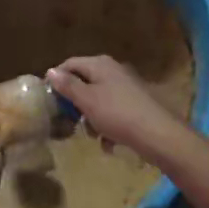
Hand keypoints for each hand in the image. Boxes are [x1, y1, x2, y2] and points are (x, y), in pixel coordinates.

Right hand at [46, 56, 193, 165]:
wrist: (159, 134)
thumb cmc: (117, 114)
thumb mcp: (87, 100)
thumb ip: (68, 85)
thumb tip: (51, 70)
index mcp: (100, 64)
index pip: (70, 64)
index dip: (57, 79)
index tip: (49, 99)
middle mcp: (114, 70)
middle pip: (85, 83)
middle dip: (76, 104)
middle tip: (70, 121)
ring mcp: (127, 87)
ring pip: (99, 100)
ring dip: (92, 118)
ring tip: (93, 136)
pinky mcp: (136, 105)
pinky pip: (114, 112)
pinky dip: (108, 126)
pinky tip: (109, 143)